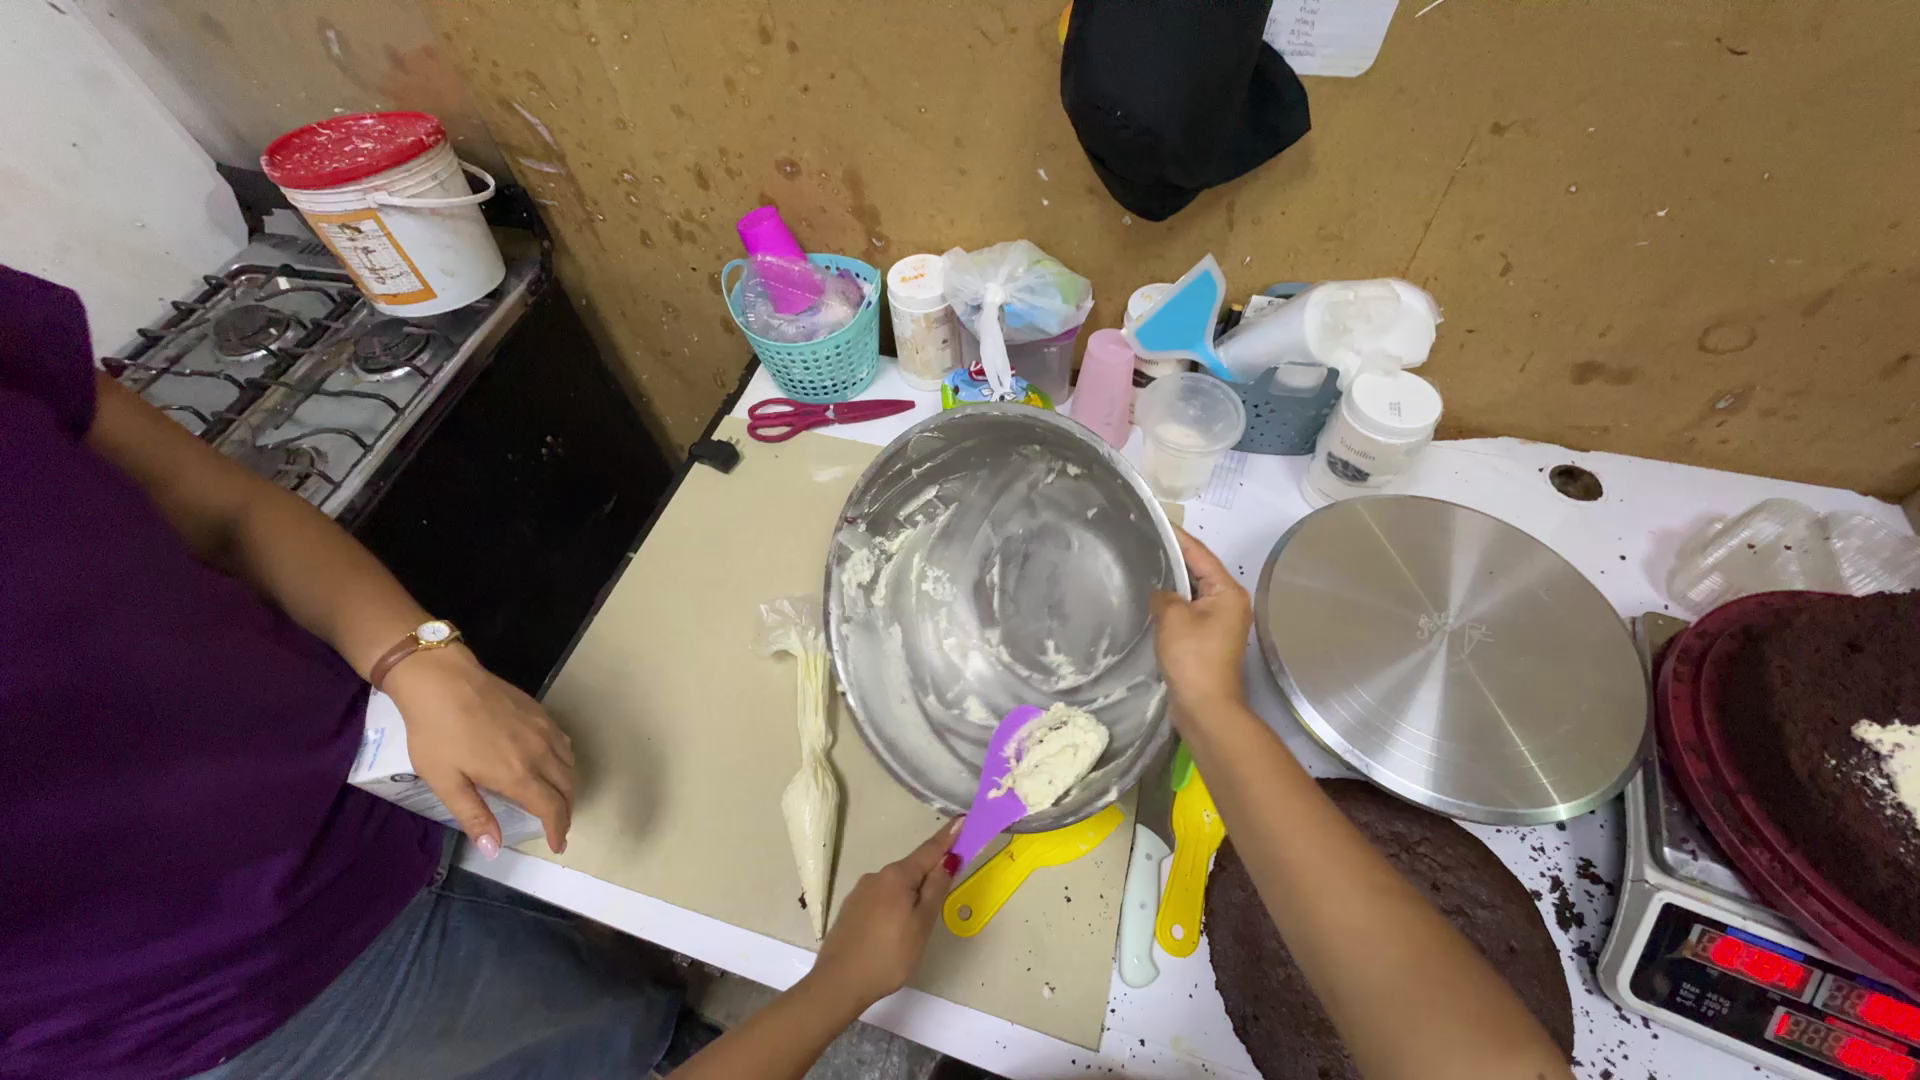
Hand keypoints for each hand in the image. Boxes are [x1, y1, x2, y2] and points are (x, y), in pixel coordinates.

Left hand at [384, 645, 574, 855]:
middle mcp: (539, 754)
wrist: (445, 682)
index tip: (557, 844)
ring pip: (570, 765)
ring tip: (558, 800)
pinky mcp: (542, 715)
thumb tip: (494, 848)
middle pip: (567, 787)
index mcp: (517, 774)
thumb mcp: (444, 781)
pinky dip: (567, 763)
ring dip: (569, 787)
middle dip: (567, 811)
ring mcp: (544, 731)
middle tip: (558, 826)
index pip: (551, 807)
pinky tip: (554, 765)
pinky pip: (565, 744)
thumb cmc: (437, 734)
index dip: (558, 829)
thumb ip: (473, 815)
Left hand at [806, 819, 960, 1008]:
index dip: (948, 837)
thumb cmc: (888, 955)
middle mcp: (877, 875)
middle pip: (912, 869)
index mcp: (897, 876)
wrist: (838, 983)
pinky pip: (881, 898)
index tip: (962, 820)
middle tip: (944, 892)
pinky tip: (892, 930)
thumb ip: (936, 889)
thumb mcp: (921, 924)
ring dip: (910, 894)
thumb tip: (948, 859)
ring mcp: (861, 892)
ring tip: (916, 926)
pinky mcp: (851, 909)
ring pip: (896, 885)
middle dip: (929, 874)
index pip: (929, 850)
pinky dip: (894, 905)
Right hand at [1151, 527, 1254, 718]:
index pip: (1200, 554)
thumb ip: (1164, 594)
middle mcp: (1230, 602)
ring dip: (1172, 582)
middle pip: (1199, 571)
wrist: (1206, 707)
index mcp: (1228, 592)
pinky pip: (1189, 610)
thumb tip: (1161, 593)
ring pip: (1193, 592)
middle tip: (1145, 541)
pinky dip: (1173, 602)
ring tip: (1145, 565)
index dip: (1178, 537)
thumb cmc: (1193, 659)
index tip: (1158, 521)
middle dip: (1174, 557)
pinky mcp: (1208, 639)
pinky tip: (1152, 599)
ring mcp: (1220, 622)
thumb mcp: (1172, 618)